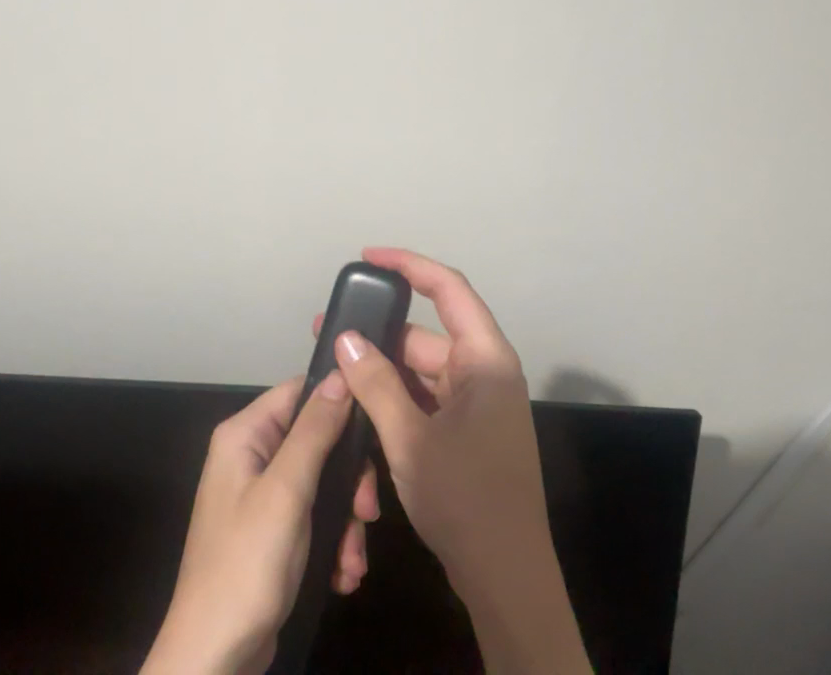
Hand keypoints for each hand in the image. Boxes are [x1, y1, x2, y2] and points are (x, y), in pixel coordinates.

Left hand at [142, 374, 379, 674]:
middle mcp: (252, 457)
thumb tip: (342, 373)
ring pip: (325, 483)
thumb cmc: (246, 564)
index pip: (301, 392)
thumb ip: (315, 432)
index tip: (377, 429)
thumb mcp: (286, 492)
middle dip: (349, 480)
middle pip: (319, 441)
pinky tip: (342, 573)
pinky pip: (316, 517)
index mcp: (244, 437)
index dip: (341, 403)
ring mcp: (262, 496)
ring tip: (353, 559)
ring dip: (346, 521)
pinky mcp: (274, 531)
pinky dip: (334, 543)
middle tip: (367, 513)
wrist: (216, 654)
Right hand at [332, 247, 592, 674]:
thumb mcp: (410, 438)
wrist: (505, 573)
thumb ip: (376, 384)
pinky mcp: (467, 432)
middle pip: (427, 336)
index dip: (409, 266)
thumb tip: (345, 339)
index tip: (368, 258)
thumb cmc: (465, 498)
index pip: (448, 290)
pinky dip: (395, 401)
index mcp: (486, 360)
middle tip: (325, 332)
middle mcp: (485, 374)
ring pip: (422, 373)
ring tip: (332, 373)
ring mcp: (477, 405)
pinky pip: (426, 401)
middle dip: (378, 334)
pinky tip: (358, 407)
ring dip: (382, 374)